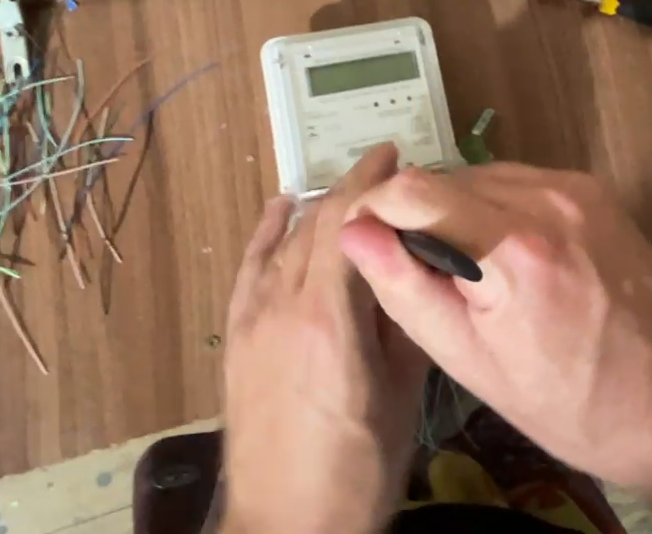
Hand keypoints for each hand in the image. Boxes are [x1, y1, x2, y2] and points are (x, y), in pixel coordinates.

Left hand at [221, 144, 428, 533]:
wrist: (286, 526)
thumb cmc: (358, 466)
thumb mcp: (402, 392)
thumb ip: (405, 319)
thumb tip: (413, 261)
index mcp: (329, 315)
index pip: (347, 221)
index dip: (371, 181)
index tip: (395, 155)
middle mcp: (284, 303)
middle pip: (318, 221)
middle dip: (354, 186)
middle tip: (388, 169)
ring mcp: (253, 318)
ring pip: (289, 239)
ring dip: (322, 205)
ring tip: (355, 188)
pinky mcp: (237, 335)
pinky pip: (251, 266)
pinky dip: (267, 230)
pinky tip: (282, 204)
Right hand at [337, 162, 651, 496]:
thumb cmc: (572, 403)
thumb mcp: (473, 363)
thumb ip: (406, 290)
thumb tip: (353, 233)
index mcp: (515, 248)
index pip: (415, 190)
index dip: (375, 209)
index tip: (362, 239)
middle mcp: (548, 199)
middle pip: (447, 178)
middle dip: (417, 214)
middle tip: (419, 271)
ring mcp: (577, 188)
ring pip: (482, 176)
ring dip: (456, 210)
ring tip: (466, 271)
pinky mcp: (594, 189)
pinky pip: (519, 181)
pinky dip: (495, 208)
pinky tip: (503, 254)